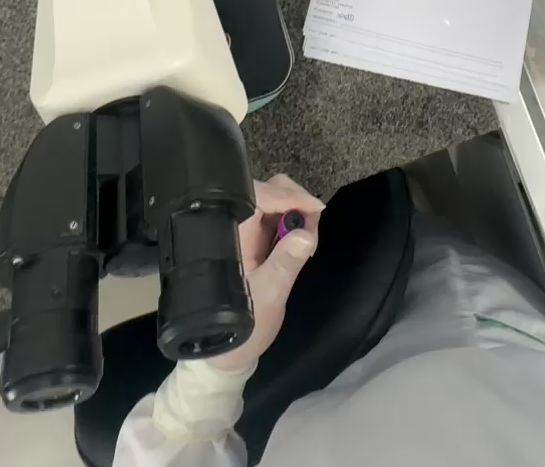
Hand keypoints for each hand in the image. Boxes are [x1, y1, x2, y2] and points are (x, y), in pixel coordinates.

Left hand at [210, 174, 322, 372]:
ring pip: (276, 201)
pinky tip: (303, 243)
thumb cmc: (243, 328)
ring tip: (308, 241)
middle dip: (295, 200)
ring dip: (298, 212)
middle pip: (268, 190)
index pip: (258, 196)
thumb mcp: (268, 297)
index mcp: (232, 234)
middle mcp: (238, 227)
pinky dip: (296, 223)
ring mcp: (249, 233)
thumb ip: (285, 264)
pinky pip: (280, 218)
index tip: (314, 209)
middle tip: (313, 226)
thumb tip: (306, 234)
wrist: (229, 354)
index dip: (287, 196)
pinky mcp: (259, 241)